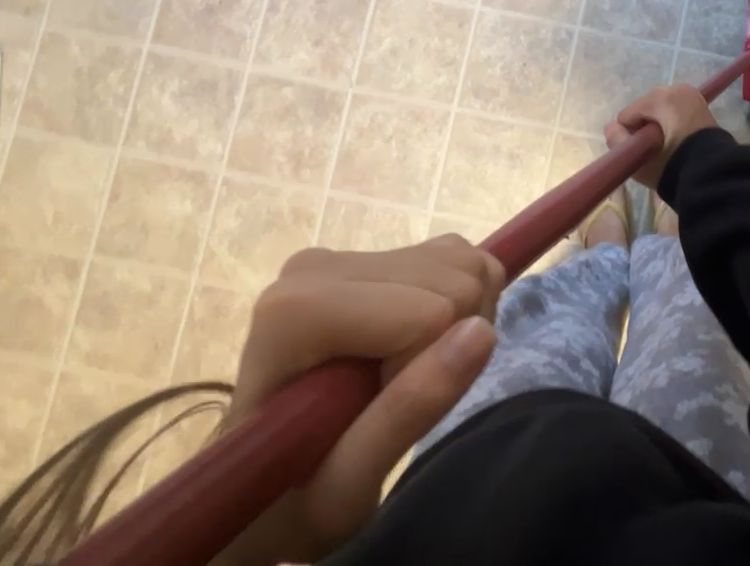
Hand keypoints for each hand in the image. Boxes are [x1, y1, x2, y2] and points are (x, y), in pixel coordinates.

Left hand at [218, 237, 504, 565]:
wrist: (267, 473)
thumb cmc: (295, 496)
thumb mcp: (346, 486)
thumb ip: (408, 411)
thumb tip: (482, 332)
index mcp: (296, 311)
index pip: (432, 311)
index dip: (426, 369)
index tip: (378, 413)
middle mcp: (318, 266)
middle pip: (454, 279)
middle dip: (449, 342)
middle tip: (399, 394)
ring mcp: (348, 254)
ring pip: (464, 263)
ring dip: (462, 322)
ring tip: (408, 371)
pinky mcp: (375, 253)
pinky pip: (458, 257)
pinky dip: (463, 303)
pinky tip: (420, 341)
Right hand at [604, 84, 718, 189]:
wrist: (711, 176)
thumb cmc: (671, 164)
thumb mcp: (638, 158)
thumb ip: (617, 139)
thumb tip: (612, 126)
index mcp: (661, 96)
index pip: (628, 115)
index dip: (629, 135)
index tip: (640, 153)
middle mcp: (677, 89)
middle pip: (644, 111)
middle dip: (644, 129)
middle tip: (652, 153)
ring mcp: (691, 96)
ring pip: (660, 112)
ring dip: (657, 128)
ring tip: (664, 150)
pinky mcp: (701, 106)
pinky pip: (675, 114)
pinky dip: (671, 125)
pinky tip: (675, 144)